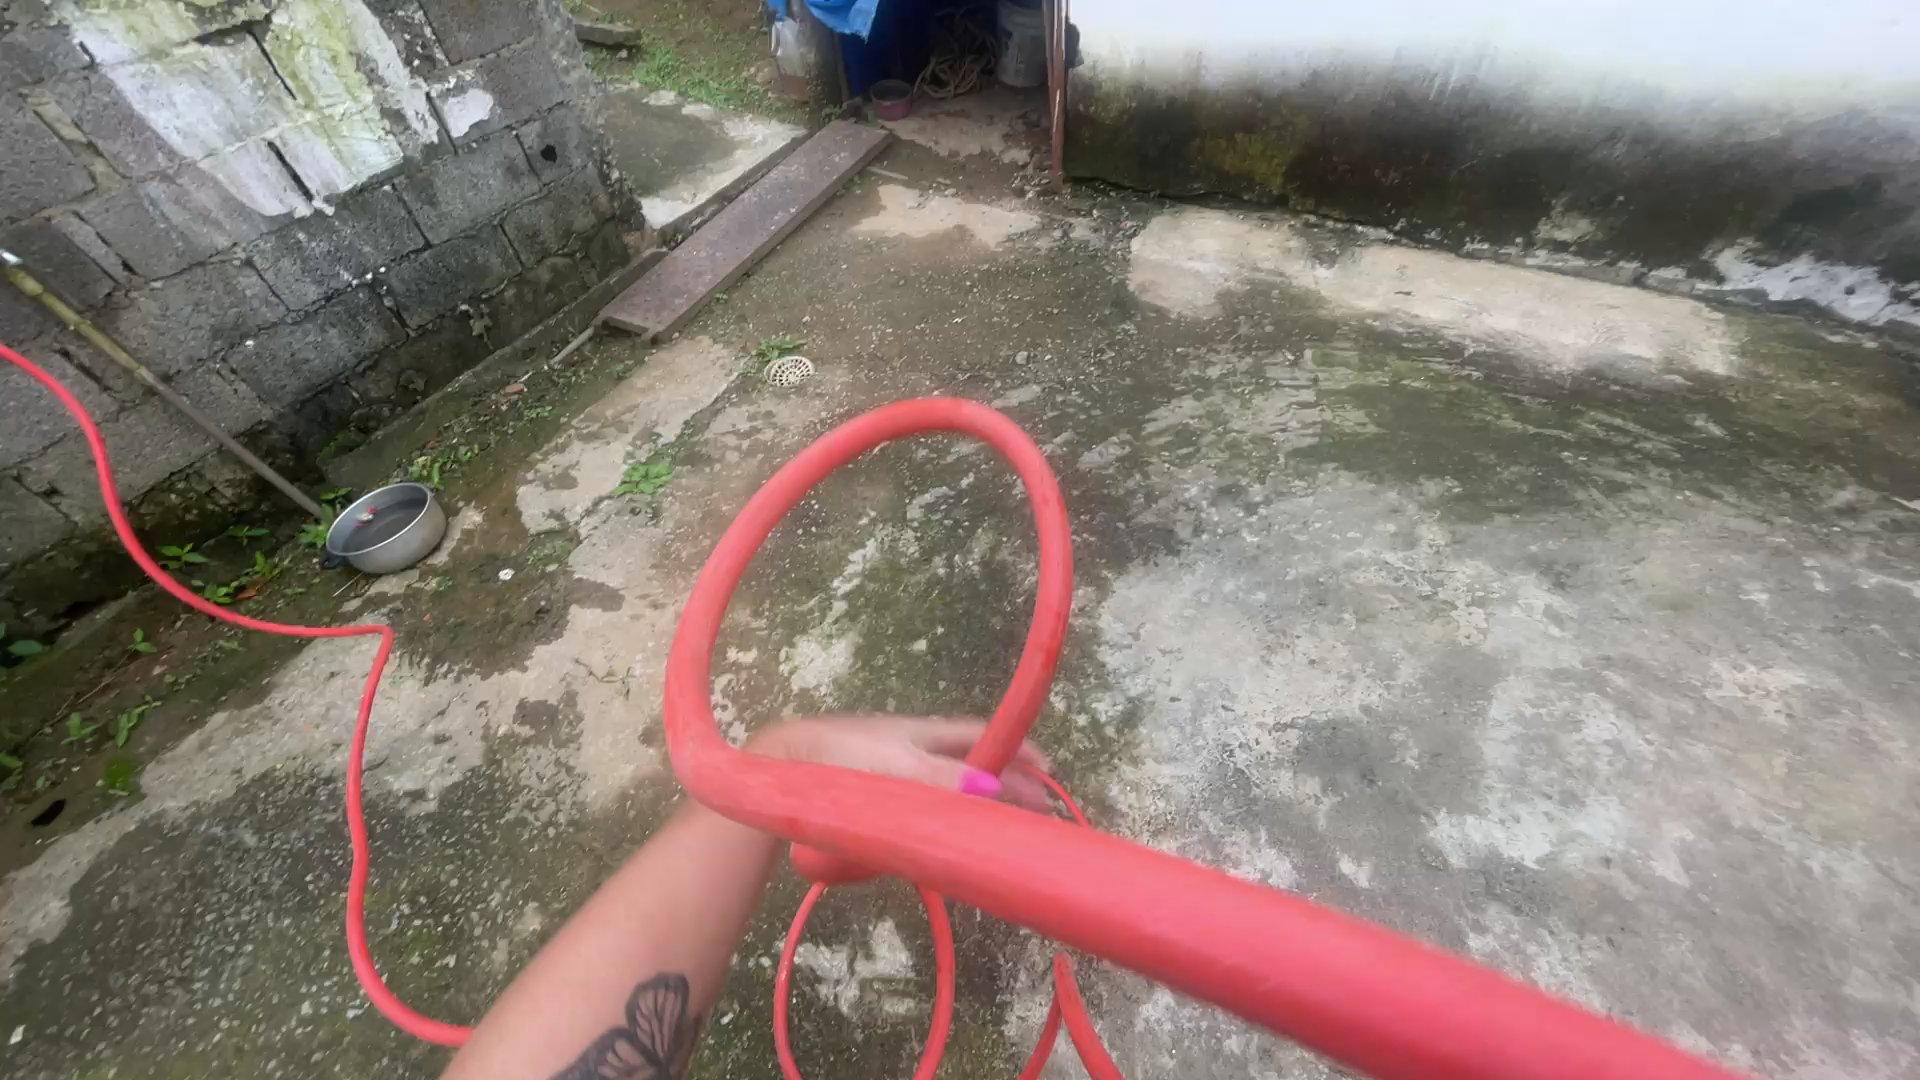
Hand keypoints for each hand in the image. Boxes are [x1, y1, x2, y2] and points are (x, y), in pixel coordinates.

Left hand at [746, 715, 1054, 812]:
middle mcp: (918, 748)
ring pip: (954, 785)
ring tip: (1010, 824)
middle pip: (975, 764)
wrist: (789, 763)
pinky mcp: (882, 796)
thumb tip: (996, 792)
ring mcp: (900, 771)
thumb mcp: (899, 764)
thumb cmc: (846, 755)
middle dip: (1008, 782)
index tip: (1049, 771)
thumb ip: (944, 780)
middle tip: (1039, 809)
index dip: (1017, 750)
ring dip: (984, 801)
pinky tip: (957, 831)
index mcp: (927, 732)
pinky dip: (953, 814)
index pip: (984, 737)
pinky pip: (929, 803)